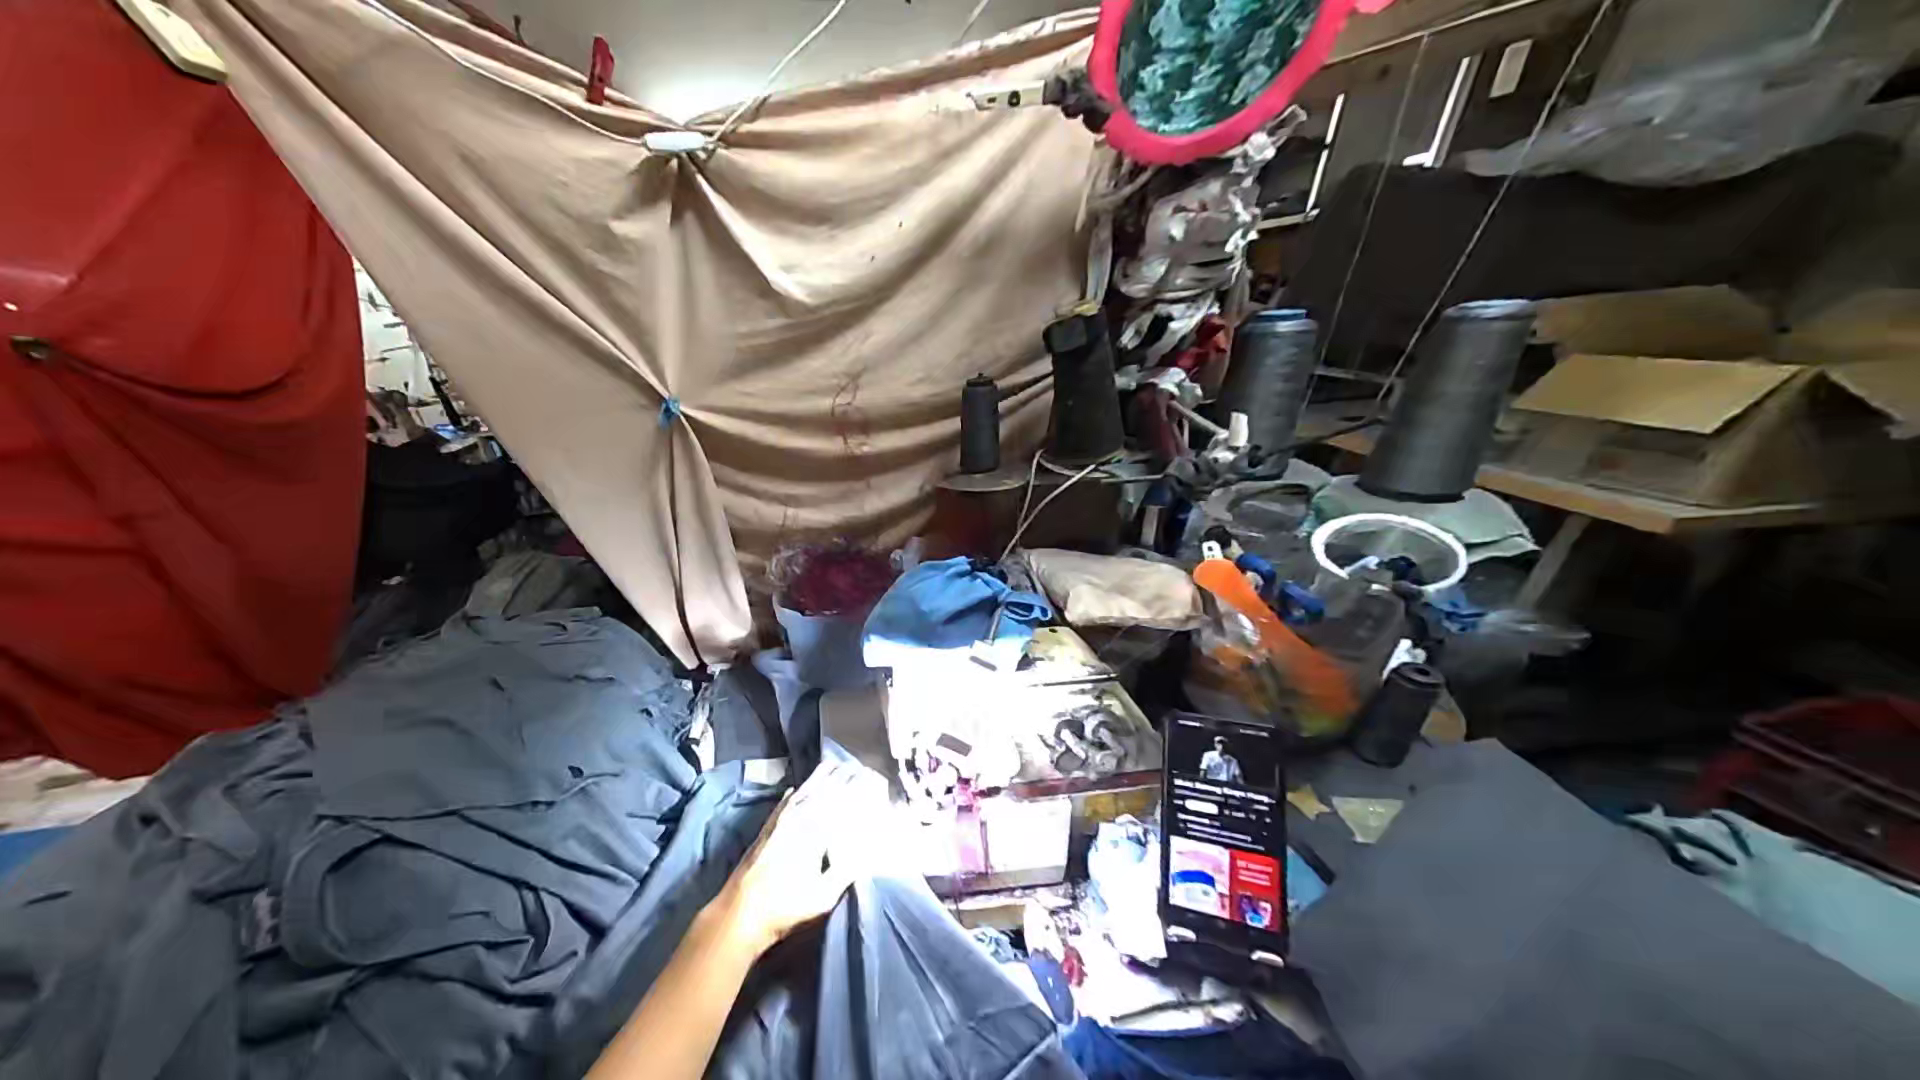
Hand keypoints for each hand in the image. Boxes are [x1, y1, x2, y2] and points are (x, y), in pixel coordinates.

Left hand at [710, 764, 864, 953]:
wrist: (739, 914)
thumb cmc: (785, 908)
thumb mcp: (823, 896)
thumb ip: (846, 871)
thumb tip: (868, 849)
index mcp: (816, 831)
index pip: (842, 801)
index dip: (857, 787)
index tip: (871, 777)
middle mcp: (798, 819)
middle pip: (823, 791)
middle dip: (841, 777)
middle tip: (856, 766)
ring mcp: (779, 822)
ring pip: (803, 792)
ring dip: (818, 778)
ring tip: (832, 765)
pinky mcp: (765, 830)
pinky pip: (782, 804)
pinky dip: (792, 793)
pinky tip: (793, 789)